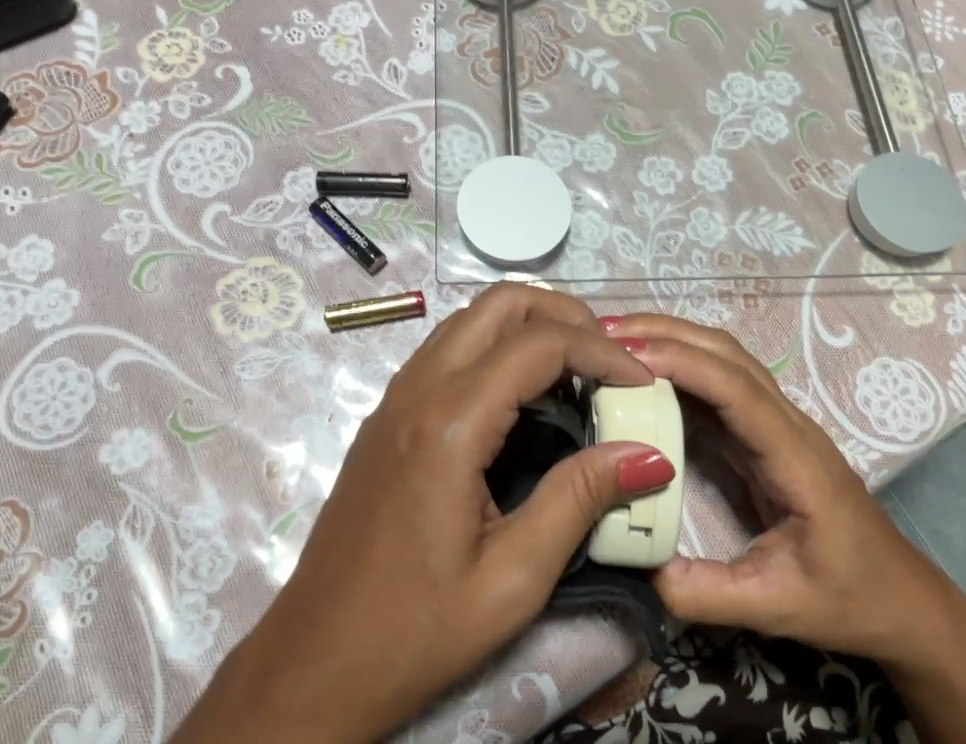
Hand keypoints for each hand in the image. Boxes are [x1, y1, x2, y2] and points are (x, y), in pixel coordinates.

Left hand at [179, 284, 676, 743]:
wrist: (318, 660)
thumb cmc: (417, 630)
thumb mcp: (513, 578)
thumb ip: (579, 500)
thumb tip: (647, 453)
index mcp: (448, 424)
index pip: (539, 344)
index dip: (602, 352)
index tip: (644, 383)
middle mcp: (416, 391)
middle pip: (498, 304)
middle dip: (565, 316)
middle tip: (611, 362)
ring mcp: (394, 399)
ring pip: (469, 320)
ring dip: (528, 327)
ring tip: (579, 374)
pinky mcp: (386, 417)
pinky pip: (447, 352)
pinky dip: (496, 349)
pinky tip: (527, 399)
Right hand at [603, 313, 956, 663]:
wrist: (899, 600)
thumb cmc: (847, 599)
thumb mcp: (774, 607)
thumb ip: (703, 591)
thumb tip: (632, 566)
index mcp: (797, 459)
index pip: (738, 391)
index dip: (682, 363)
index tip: (625, 354)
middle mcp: (789, 427)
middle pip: (729, 355)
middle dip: (667, 333)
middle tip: (601, 331)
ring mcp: (777, 426)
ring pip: (724, 361)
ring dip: (671, 340)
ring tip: (611, 340)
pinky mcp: (762, 436)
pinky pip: (718, 388)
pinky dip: (678, 369)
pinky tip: (639, 374)